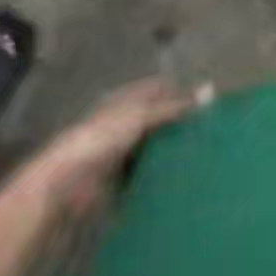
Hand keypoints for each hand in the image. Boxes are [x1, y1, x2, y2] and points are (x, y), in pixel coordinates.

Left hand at [19, 79, 212, 214]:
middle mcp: (123, 122)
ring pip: (153, 146)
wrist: (63, 185)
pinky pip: (145, 172)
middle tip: (212, 130)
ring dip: (172, 150)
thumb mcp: (142, 114)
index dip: (184, 94)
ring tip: (203, 154)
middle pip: (159, 119)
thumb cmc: (101, 138)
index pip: (161, 90)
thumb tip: (210, 89)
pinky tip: (181, 176)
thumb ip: (175, 105)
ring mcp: (120, 151)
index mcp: (126, 100)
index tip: (210, 104)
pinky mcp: (117, 179)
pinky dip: (160, 174)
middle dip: (181, 124)